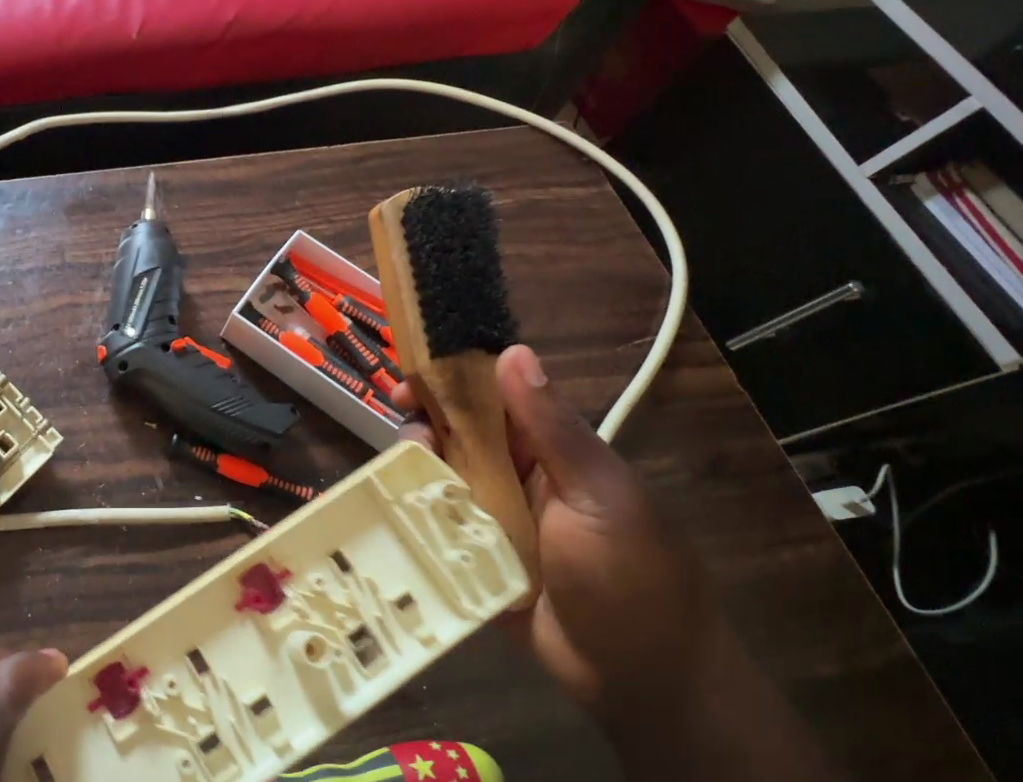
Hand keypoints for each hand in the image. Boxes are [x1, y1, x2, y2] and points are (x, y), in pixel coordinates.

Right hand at [390, 345, 718, 715]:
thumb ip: (551, 428)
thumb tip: (514, 351)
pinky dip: (411, 516)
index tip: (412, 375)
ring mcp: (491, 523)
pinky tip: (391, 510)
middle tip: (404, 428)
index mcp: (552, 455)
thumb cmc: (630, 575)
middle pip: (458, 437)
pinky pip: (433, 529)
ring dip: (417, 470)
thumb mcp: (597, 493)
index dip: (452, 381)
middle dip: (425, 425)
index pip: (495, 401)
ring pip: (439, 480)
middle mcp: (517, 481)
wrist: (641, 681)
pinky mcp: (469, 562)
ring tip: (406, 473)